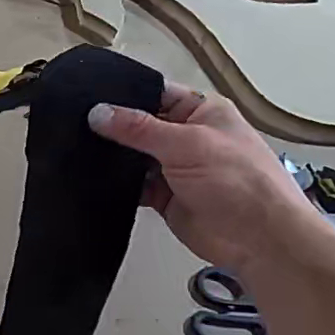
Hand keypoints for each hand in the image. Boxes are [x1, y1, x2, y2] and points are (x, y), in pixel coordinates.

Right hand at [87, 81, 312, 272]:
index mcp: (202, 112)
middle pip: (140, 125)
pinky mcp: (164, 196)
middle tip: (74, 125)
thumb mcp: (187, 144)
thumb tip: (98, 113)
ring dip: (114, 158)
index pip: (156, 93)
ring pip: (134, 157)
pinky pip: (134, 186)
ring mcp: (175, 168)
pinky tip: (93, 179)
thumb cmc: (238, 182)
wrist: (260, 241)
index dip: (124, 95)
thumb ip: (139, 128)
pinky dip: (117, 185)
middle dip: (113, 128)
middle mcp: (187, 136)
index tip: (88, 98)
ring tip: (77, 150)